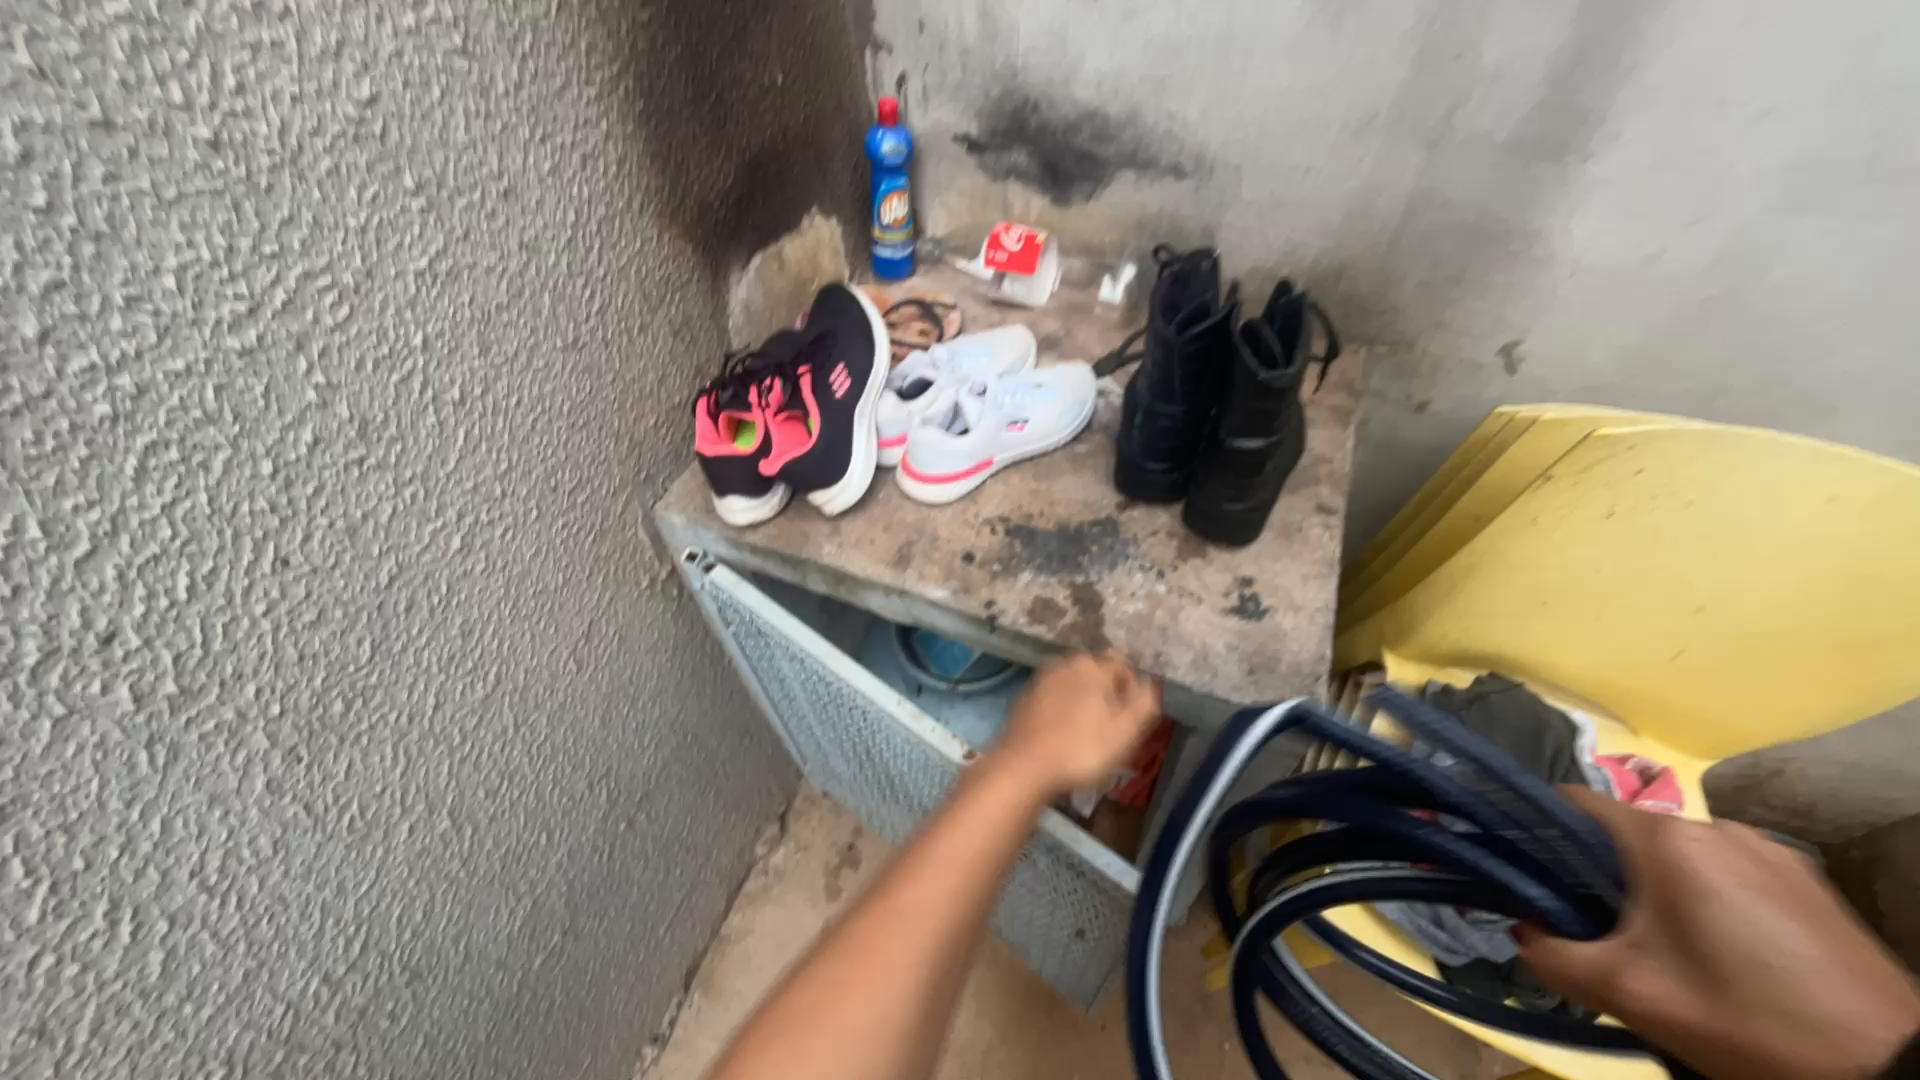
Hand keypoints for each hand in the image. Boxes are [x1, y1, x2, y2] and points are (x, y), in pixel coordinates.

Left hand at [989, 652, 1161, 798]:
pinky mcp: (1026, 696)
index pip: (1123, 666)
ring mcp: (1042, 678)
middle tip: (1109, 728)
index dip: (1131, 690)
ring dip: (1083, 702)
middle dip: (1106, 694)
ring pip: (1074, 685)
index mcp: (1093, 665)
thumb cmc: (1082, 749)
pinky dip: (1061, 709)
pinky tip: (1062, 734)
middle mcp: (1065, 663)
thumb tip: (1149, 683)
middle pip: (1097, 674)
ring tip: (1086, 734)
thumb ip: (1144, 702)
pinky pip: (1054, 697)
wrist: (1025, 765)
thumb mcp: (1126, 731)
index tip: (1129, 719)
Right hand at [1516, 787, 1919, 1079]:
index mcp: (1665, 839)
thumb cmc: (1746, 1020)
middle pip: (1625, 834)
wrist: (1897, 1076)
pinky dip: (1707, 898)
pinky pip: (1727, 871)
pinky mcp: (1808, 881)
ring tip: (1670, 949)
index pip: (1573, 801)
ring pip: (1677, 855)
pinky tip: (1727, 952)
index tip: (1537, 878)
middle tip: (1606, 932)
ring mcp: (1770, 851)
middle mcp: (1714, 826)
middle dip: (1603, 874)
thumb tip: (1528, 929)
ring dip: (1656, 887)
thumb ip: (1552, 955)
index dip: (1541, 832)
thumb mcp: (1628, 996)